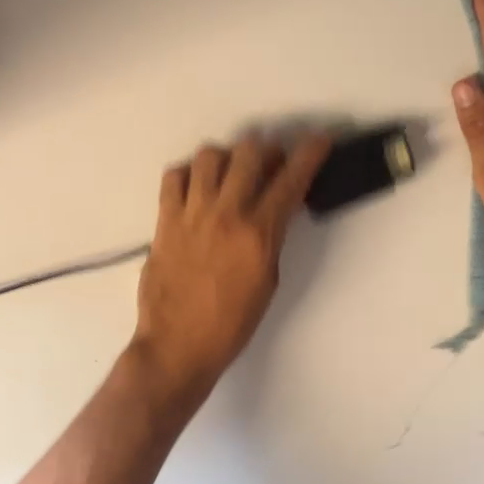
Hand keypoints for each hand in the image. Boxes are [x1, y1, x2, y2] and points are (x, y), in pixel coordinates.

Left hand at [131, 133, 330, 397]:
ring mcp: (191, 213)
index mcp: (259, 233)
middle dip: (266, 149)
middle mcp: (226, 213)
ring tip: (228, 174)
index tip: (319, 139)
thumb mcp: (267, 279)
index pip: (290, 179)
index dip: (310, 153)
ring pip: (208, 155)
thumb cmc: (231, 323)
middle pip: (249, 152)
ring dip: (225, 157)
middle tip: (269, 162)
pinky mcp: (164, 220)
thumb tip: (274, 210)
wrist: (179, 344)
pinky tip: (194, 189)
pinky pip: (173, 176)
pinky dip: (187, 175)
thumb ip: (272, 237)